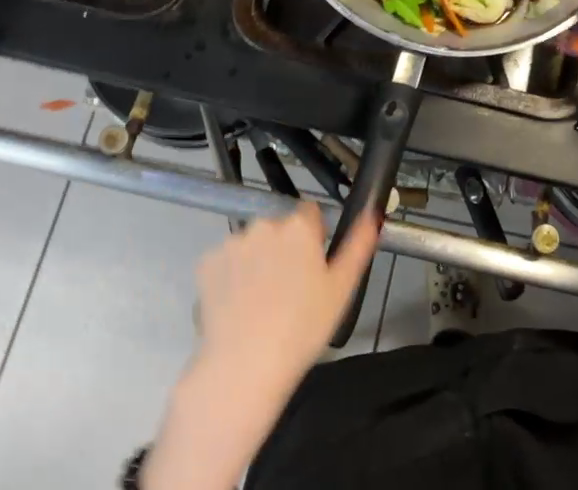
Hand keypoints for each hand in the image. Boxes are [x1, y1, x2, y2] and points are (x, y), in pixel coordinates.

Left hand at [194, 201, 381, 391]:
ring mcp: (231, 243)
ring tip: (261, 302)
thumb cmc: (303, 328)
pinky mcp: (206, 263)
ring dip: (257, 260)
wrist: (245, 364)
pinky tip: (238, 305)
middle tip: (290, 289)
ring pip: (251, 244)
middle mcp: (263, 225)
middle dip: (284, 248)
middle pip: (279, 228)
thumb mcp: (343, 288)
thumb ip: (358, 244)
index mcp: (299, 227)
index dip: (314, 238)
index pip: (310, 214)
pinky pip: (225, 261)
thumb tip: (371, 213)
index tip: (312, 267)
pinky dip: (231, 276)